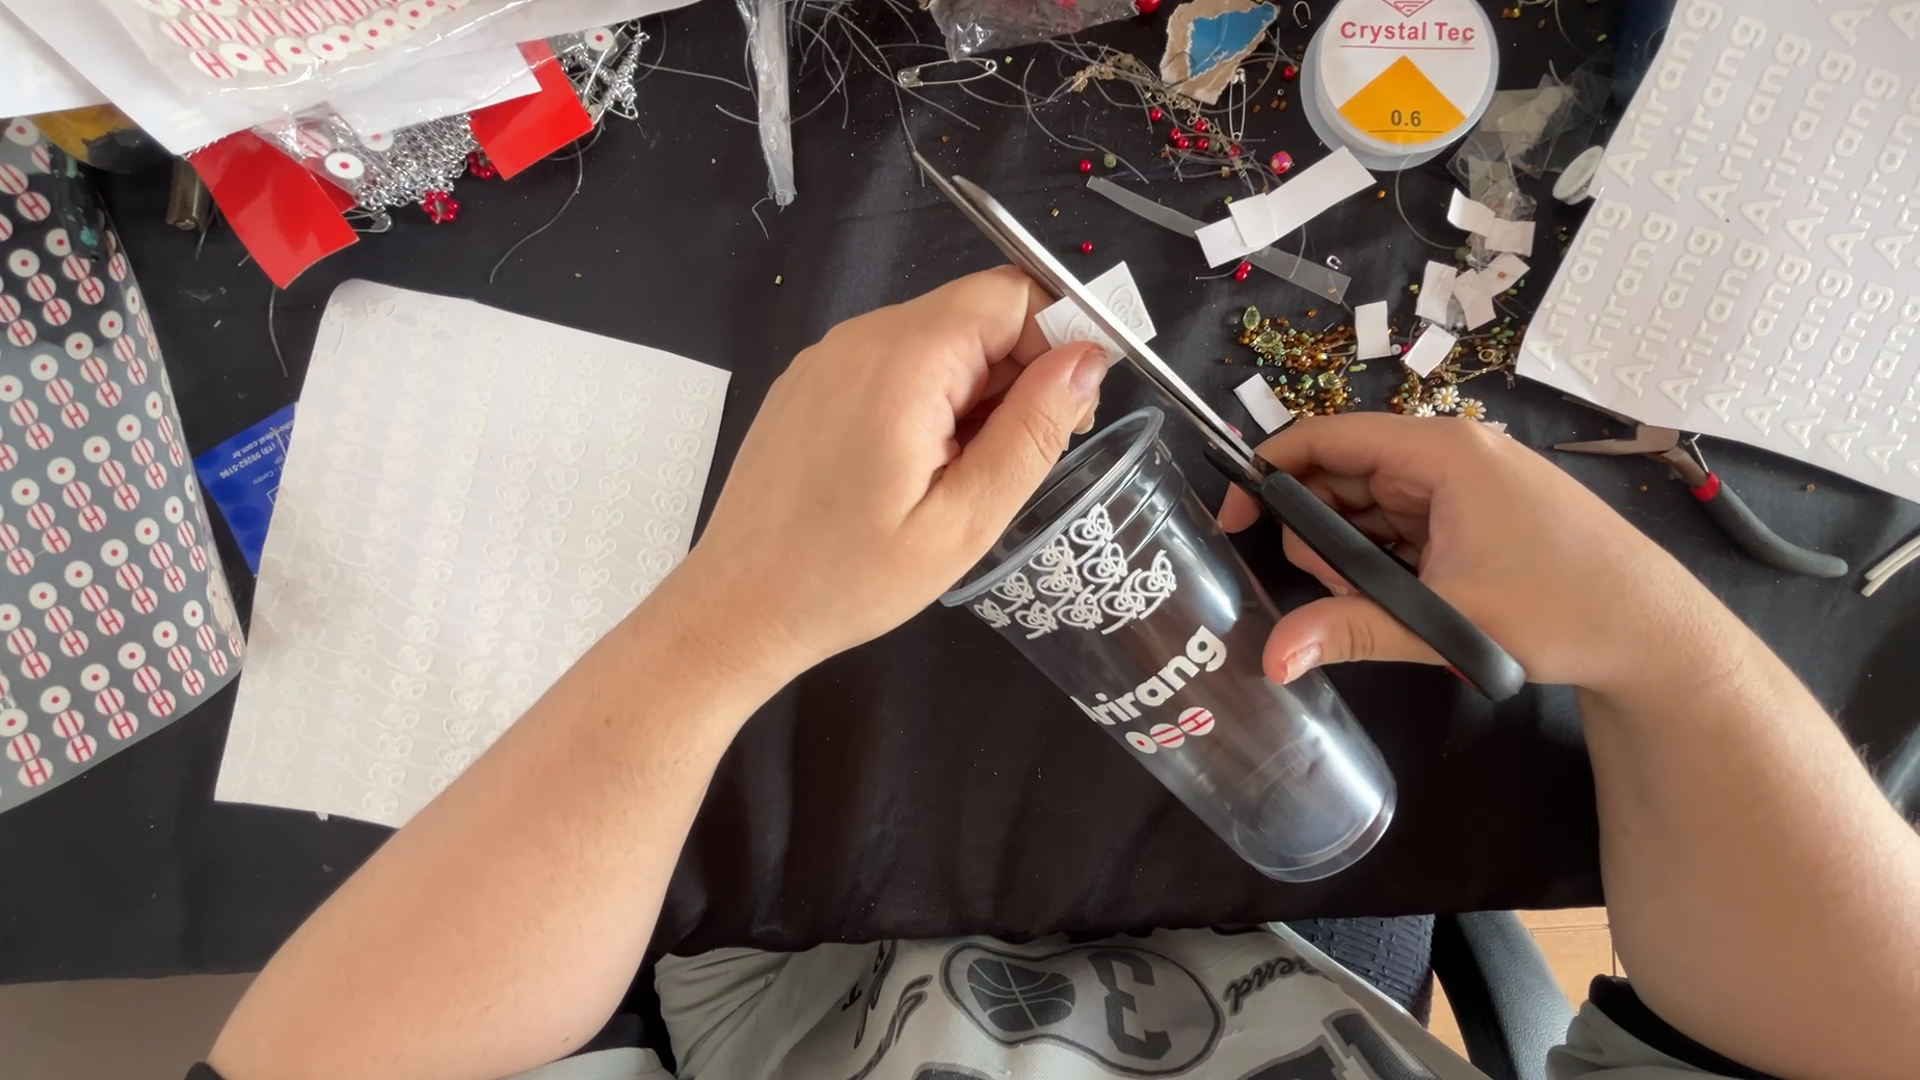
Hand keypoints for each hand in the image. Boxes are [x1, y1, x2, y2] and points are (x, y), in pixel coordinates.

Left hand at [671, 266, 1109, 675]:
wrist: (740, 607)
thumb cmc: (852, 580)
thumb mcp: (964, 520)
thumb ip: (1032, 432)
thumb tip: (1088, 357)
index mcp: (902, 360)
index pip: (1009, 294)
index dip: (1057, 340)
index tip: (1067, 415)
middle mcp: (859, 337)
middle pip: (973, 316)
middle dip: (1018, 374)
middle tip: (1013, 462)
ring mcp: (827, 357)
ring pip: (938, 342)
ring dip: (974, 394)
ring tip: (960, 476)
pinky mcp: (811, 383)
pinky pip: (893, 364)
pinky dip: (928, 400)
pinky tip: (915, 468)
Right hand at [1219, 413, 1748, 698]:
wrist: (1663, 642)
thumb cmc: (1565, 612)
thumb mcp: (1445, 621)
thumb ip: (1348, 631)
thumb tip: (1268, 660)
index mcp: (1441, 453)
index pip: (1325, 437)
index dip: (1267, 471)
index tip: (1233, 520)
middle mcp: (1445, 455)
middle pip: (1337, 474)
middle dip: (1316, 532)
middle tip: (1336, 589)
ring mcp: (1457, 484)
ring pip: (1360, 504)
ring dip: (1347, 552)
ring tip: (1378, 600)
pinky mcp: (1465, 513)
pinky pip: (1391, 524)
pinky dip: (1376, 558)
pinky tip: (1398, 593)